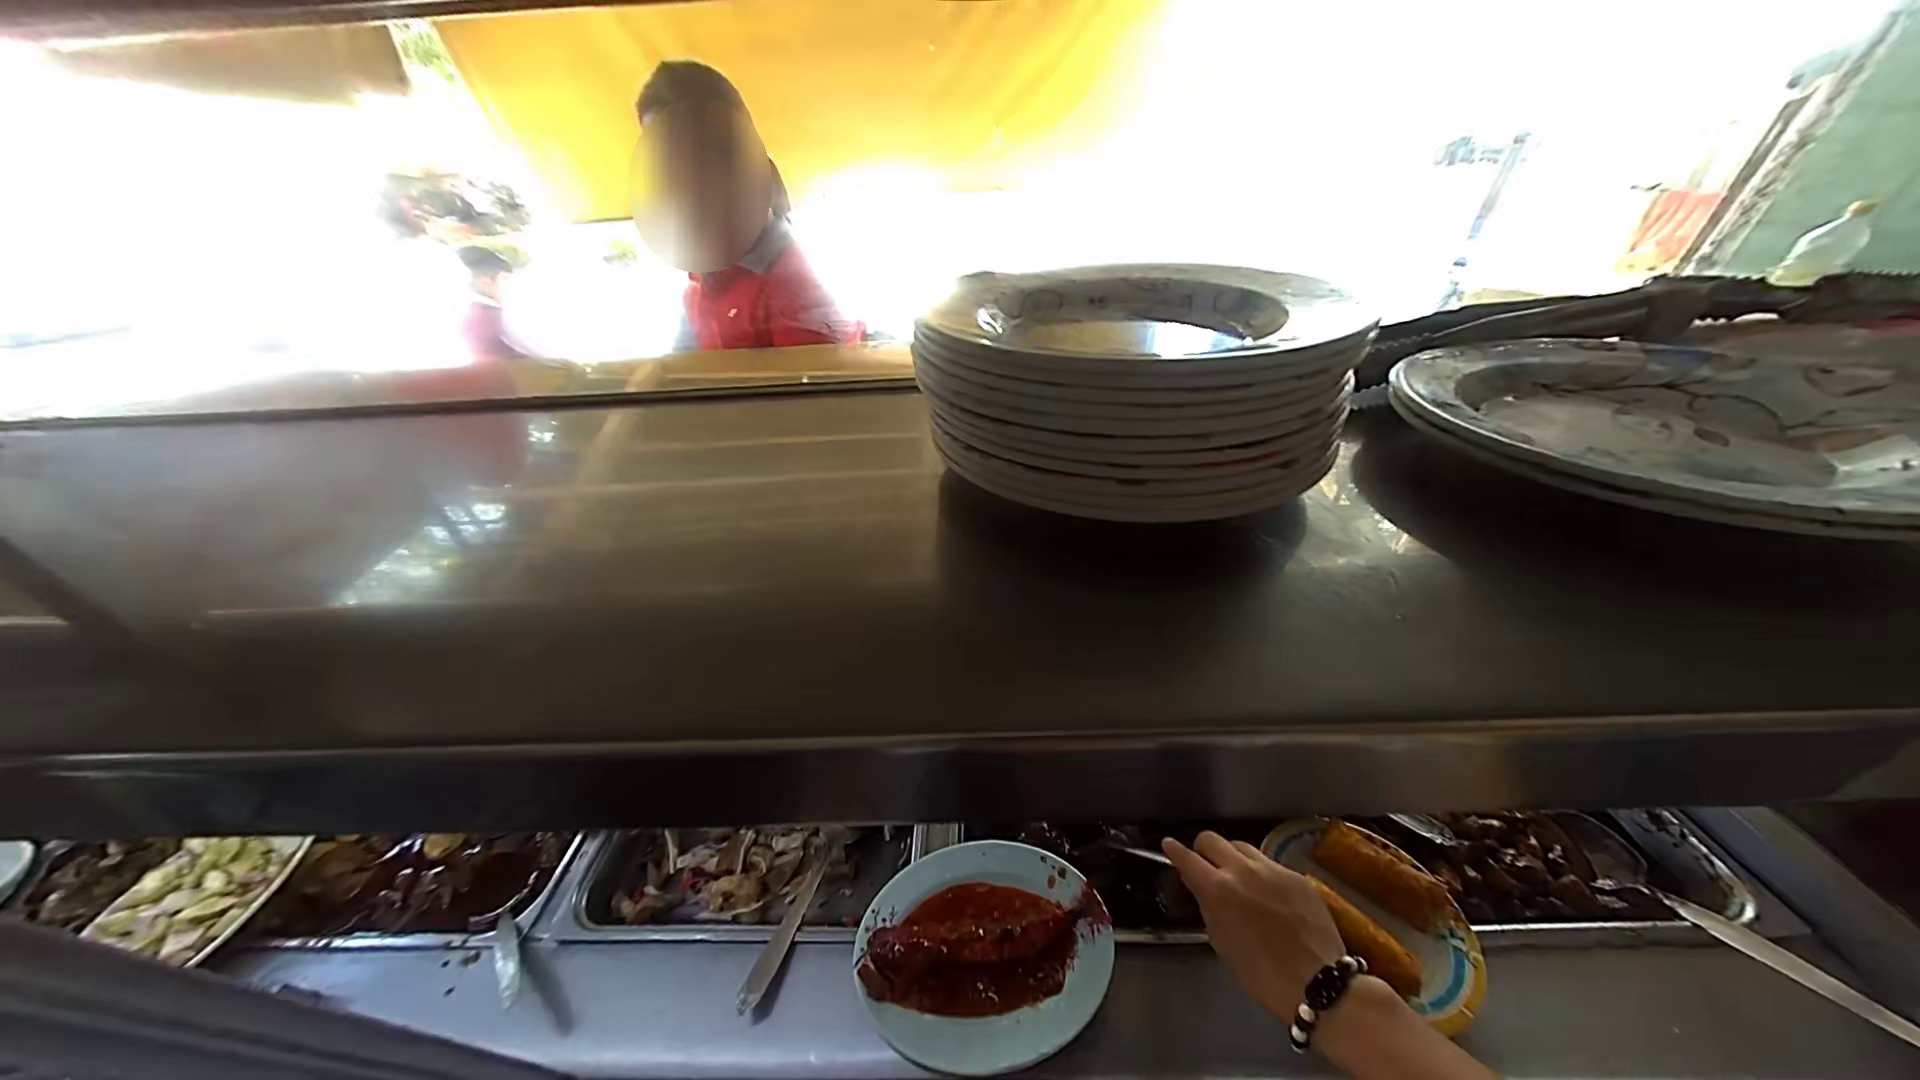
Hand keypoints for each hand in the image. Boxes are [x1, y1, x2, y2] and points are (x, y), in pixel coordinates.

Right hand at [1162, 831, 1343, 1020]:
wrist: (1318, 983)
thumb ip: (1207, 905)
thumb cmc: (1261, 972)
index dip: (1173, 849)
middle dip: (1202, 849)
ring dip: (1232, 857)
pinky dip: (1260, 872)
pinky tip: (1267, 892)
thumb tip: (1201, 886)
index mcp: (1217, 889)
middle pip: (1211, 838)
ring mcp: (1271, 869)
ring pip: (1241, 845)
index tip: (1168, 845)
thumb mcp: (1221, 941)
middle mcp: (1242, 870)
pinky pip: (1268, 863)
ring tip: (1239, 876)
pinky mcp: (1295, 875)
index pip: (1186, 857)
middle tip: (1206, 864)